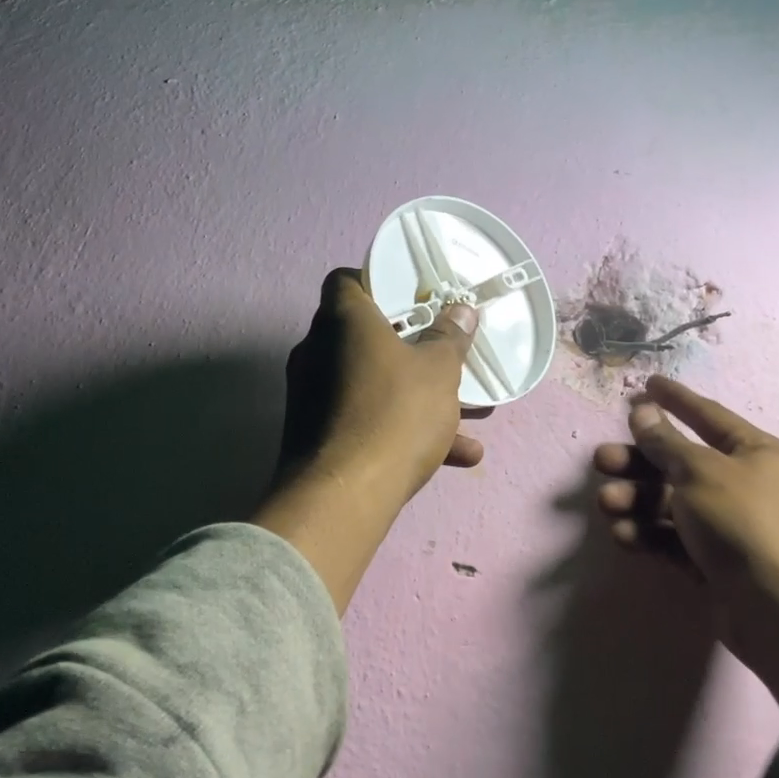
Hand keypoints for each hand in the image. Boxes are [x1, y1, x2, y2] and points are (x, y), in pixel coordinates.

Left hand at [259, 268, 486, 612]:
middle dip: (408, 345)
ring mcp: (311, 394)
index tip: (412, 297)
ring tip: (467, 415)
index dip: (378, 282)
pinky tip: (455, 457)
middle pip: (362, 333)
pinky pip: (364, 418)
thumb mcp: (439, 371)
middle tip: (442, 352)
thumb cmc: (395, 413)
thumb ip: (450, 337)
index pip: (346, 280)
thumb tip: (460, 310)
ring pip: (370, 381)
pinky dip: (401, 430)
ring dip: (414, 394)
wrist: (343, 497)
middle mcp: (317, 350)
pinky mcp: (314, 434)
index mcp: (342, 320)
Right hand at [593, 376, 778, 710]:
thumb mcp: (699, 471)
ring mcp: (732, 527)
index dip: (676, 400)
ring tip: (607, 504)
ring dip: (638, 501)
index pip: (710, 417)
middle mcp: (748, 486)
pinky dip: (650, 534)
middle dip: (639, 462)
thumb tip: (643, 411)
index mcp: (759, 454)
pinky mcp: (717, 564)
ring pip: (674, 504)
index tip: (646, 384)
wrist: (776, 611)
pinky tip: (622, 534)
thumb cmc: (741, 522)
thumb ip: (666, 442)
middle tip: (601, 460)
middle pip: (683, 464)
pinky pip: (677, 539)